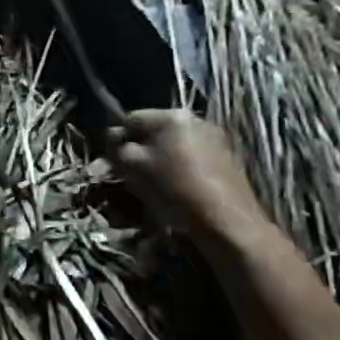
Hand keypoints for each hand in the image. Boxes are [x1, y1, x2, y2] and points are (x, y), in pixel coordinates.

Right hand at [108, 110, 267, 238]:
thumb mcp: (134, 167)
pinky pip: (192, 162)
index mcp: (173, 116)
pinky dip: (179, 174)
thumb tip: (112, 138)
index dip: (117, 140)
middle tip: (130, 178)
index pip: (132, 119)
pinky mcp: (228, 162)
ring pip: (173, 149)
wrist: (228, 223)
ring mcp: (216, 141)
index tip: (111, 163)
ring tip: (152, 190)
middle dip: (139, 154)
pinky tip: (176, 195)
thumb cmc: (176, 189)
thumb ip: (117, 148)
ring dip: (159, 165)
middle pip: (155, 134)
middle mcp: (197, 121)